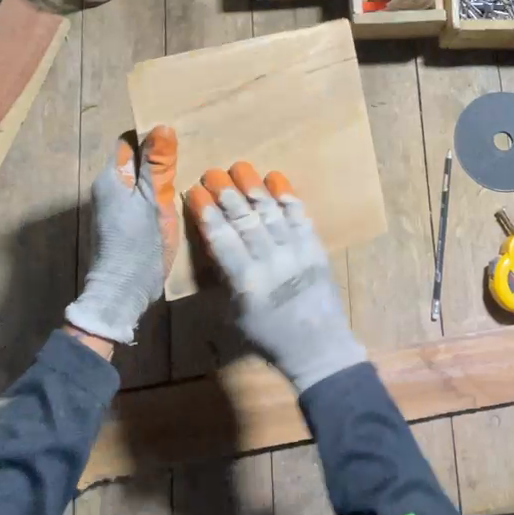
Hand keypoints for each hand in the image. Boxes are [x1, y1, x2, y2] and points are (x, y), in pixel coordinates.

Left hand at [64, 126, 179, 345]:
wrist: (122, 293)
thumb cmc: (139, 244)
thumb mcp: (155, 200)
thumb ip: (158, 164)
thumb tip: (162, 126)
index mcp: (111, 178)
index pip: (129, 143)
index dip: (151, 138)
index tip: (178, 139)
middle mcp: (107, 189)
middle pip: (134, 162)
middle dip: (158, 158)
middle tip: (190, 155)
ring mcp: (113, 209)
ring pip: (138, 182)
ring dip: (159, 179)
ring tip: (189, 174)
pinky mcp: (122, 226)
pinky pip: (140, 200)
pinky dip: (156, 197)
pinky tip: (177, 200)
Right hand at [188, 163, 365, 393]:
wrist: (319, 347)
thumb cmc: (269, 336)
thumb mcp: (235, 314)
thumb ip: (224, 277)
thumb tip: (212, 240)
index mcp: (246, 283)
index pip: (222, 239)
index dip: (207, 212)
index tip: (195, 191)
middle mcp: (271, 263)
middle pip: (245, 219)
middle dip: (227, 192)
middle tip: (213, 172)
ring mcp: (296, 253)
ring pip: (271, 212)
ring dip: (254, 187)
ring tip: (240, 167)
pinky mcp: (316, 248)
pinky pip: (300, 216)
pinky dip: (287, 196)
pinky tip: (275, 178)